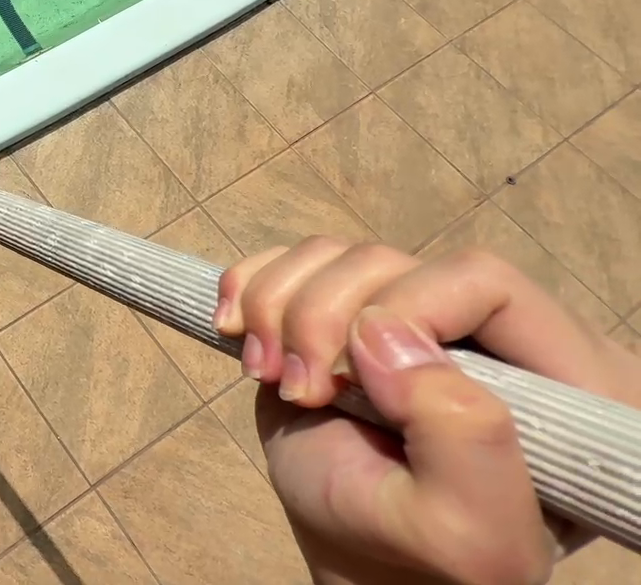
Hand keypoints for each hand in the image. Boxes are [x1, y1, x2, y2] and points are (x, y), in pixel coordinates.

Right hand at [215, 238, 640, 584]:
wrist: (351, 535)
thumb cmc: (415, 548)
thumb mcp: (466, 530)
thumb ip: (463, 438)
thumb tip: (381, 331)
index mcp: (567, 378)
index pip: (480, 282)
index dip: (404, 308)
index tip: (351, 376)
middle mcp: (487, 327)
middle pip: (382, 262)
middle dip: (314, 321)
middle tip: (294, 391)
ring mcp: (406, 308)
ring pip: (322, 254)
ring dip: (269, 309)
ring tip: (264, 375)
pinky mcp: (339, 302)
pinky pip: (282, 256)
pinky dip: (243, 287)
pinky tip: (237, 334)